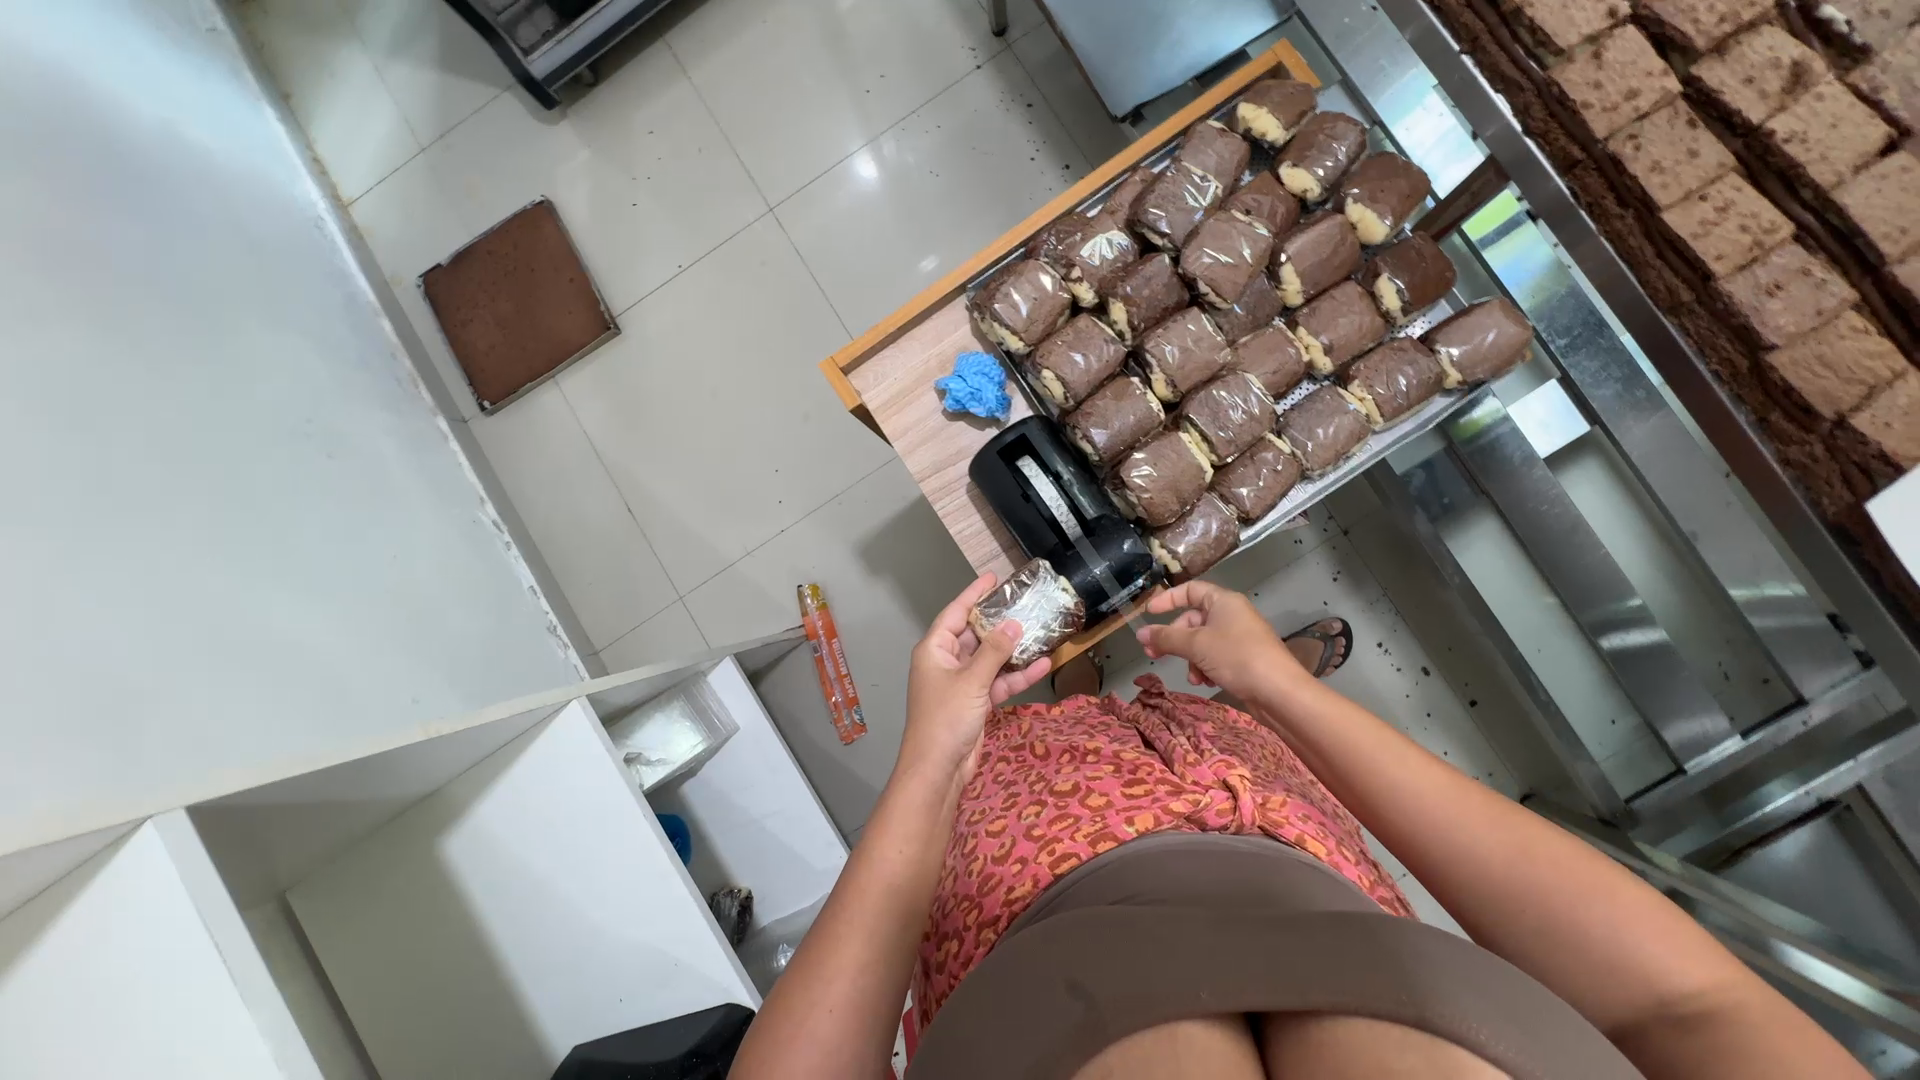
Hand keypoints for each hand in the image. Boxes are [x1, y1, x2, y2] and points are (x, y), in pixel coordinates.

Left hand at [897, 573, 1052, 787]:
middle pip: (975, 634)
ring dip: (1013, 650)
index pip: (955, 613)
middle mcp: (946, 662)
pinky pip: (998, 682)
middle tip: (1024, 603)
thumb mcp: (972, 680)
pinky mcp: (976, 703)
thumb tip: (1014, 625)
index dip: (973, 594)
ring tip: (1040, 630)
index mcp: (934, 650)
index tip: (993, 578)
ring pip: (990, 659)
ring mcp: (961, 683)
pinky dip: (1016, 675)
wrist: (938, 768)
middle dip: (999, 622)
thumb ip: (994, 651)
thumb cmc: (946, 718)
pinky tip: (1043, 664)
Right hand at [1136, 580, 1303, 699]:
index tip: (1148, 614)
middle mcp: (1231, 614)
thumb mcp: (1195, 645)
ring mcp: (1239, 637)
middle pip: (1193, 620)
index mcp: (1223, 601)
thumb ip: (1165, 638)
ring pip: (1202, 642)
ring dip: (1191, 659)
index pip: (1190, 590)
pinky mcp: (1244, 658)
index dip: (1167, 600)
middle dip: (1174, 639)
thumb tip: (1140, 634)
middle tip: (1154, 655)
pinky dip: (1206, 667)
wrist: (1279, 691)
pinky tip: (1206, 682)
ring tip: (1192, 677)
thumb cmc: (1236, 657)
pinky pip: (1215, 657)